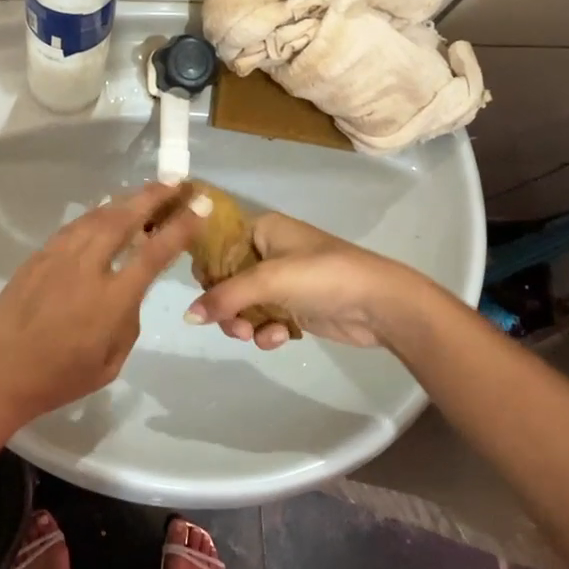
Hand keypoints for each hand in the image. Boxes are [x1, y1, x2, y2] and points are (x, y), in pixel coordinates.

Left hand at [0, 182, 198, 419]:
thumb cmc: (60, 378)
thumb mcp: (111, 361)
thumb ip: (127, 319)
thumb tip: (129, 290)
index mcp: (111, 300)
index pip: (153, 253)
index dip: (180, 228)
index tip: (199, 207)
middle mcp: (86, 268)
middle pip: (123, 219)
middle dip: (152, 197)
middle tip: (175, 183)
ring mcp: (58, 257)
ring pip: (96, 217)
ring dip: (124, 201)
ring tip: (145, 193)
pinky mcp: (38, 255)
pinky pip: (74, 227)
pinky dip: (95, 215)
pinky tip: (105, 212)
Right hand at [183, 213, 427, 350]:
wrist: (380, 303)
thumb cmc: (322, 276)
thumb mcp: (268, 281)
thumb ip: (225, 297)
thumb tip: (188, 316)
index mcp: (260, 229)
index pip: (217, 246)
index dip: (206, 271)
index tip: (203, 296)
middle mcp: (268, 250)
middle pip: (226, 280)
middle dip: (226, 306)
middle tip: (234, 326)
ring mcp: (282, 280)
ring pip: (244, 304)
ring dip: (244, 322)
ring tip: (255, 336)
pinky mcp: (295, 306)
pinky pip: (265, 319)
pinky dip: (267, 331)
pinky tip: (281, 339)